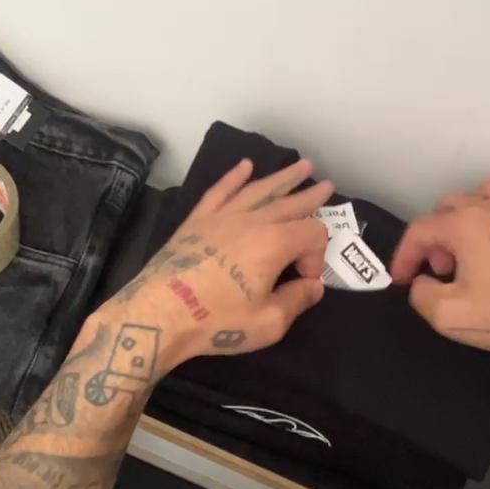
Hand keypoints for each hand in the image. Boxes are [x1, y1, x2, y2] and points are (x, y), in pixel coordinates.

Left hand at [103, 158, 332, 371]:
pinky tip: (244, 166)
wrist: (161, 315)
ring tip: (301, 166)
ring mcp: (221, 217)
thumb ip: (297, 300)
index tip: (304, 282)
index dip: (318, 257)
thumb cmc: (218, 322)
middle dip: (311, 197)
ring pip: (258, 190)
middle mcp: (251, 221)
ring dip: (282, 178)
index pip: (313, 234)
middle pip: (290, 203)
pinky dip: (234, 177)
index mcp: (275, 243)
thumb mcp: (269, 322)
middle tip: (328, 187)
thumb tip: (312, 287)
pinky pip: (220, 191)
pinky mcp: (196, 221)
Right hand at [390, 179, 489, 372]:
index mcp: (464, 223)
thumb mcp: (447, 314)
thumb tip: (424, 282)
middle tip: (440, 269)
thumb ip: (421, 294)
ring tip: (468, 249)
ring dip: (465, 218)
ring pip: (482, 196)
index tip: (400, 280)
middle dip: (435, 237)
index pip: (420, 230)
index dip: (403, 256)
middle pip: (448, 207)